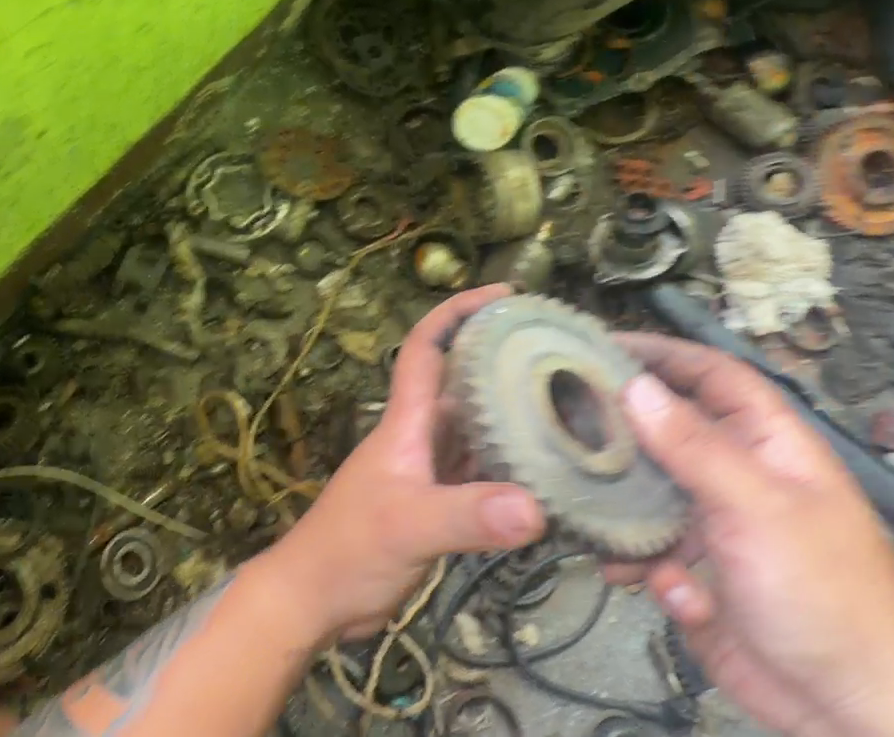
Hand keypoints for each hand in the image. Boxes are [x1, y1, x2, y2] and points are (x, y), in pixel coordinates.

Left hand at [260, 285, 545, 641]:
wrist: (316, 598)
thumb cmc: (350, 550)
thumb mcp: (408, 527)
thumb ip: (465, 516)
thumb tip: (537, 507)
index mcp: (404, 423)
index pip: (425, 348)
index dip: (457, 313)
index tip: (506, 295)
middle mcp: (418, 437)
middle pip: (462, 384)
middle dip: (505, 362)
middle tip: (567, 357)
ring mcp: (427, 471)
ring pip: (476, 429)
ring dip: (515, 416)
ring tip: (577, 408)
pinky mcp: (437, 504)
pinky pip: (481, 472)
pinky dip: (513, 468)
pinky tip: (553, 476)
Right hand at [604, 334, 893, 736]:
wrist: (848, 714)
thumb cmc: (821, 596)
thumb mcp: (758, 510)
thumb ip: (694, 447)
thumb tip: (633, 385)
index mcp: (774, 449)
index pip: (717, 376)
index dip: (665, 353)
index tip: (600, 345)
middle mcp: (742, 477)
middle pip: (670, 428)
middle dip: (621, 425)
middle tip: (561, 415)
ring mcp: (718, 524)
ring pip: (648, 488)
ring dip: (616, 499)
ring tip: (576, 500)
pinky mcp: (696, 570)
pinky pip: (648, 545)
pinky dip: (633, 557)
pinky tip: (626, 573)